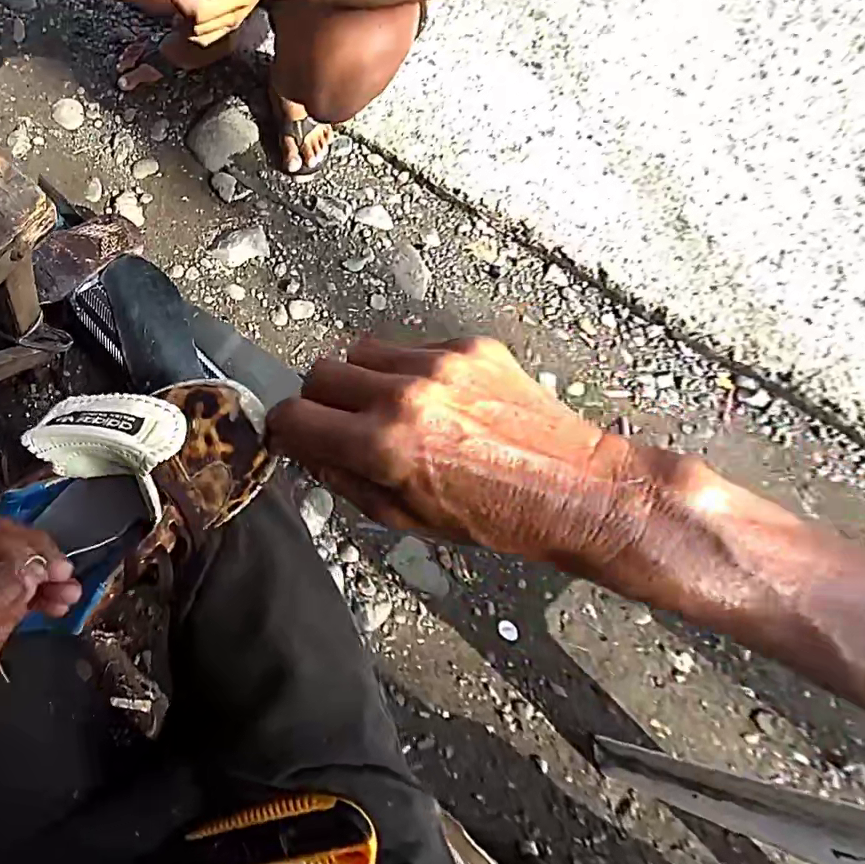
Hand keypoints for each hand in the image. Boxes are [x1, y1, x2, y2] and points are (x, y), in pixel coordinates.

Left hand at [0, 519, 79, 765]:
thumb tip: (26, 573)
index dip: (9, 544)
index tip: (39, 562)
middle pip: (2, 546)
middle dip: (34, 553)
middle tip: (61, 570)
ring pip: (20, 569)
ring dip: (47, 574)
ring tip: (69, 590)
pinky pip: (28, 596)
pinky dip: (48, 595)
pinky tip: (64, 603)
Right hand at [267, 337, 657, 569]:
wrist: (580, 489)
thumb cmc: (495, 514)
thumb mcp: (398, 515)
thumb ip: (338, 477)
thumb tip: (305, 448)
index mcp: (382, 446)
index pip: (292, 416)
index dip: (285, 428)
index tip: (292, 433)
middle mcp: (404, 396)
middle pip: (317, 373)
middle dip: (318, 401)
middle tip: (340, 422)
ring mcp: (438, 365)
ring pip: (356, 351)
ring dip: (359, 380)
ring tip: (388, 407)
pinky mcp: (468, 347)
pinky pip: (406, 347)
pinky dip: (404, 371)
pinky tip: (432, 399)